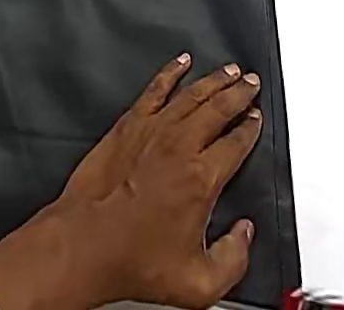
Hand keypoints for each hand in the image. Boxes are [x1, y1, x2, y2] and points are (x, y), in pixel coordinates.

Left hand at [0, 56, 263, 309]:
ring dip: (214, 80)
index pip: (235, 143)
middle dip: (239, 93)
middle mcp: (180, 146)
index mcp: (201, 178)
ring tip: (228, 70)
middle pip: (219, 108)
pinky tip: (181, 61)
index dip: (250, 129)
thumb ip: (233, 258)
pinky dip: (171, 71)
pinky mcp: (130, 123)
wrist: (87, 241)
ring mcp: (154, 129)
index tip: (256, 119)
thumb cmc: (134, 258)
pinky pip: (156, 88)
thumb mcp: (198, 281)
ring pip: (192, 94)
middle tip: (251, 82)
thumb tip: (244, 235)